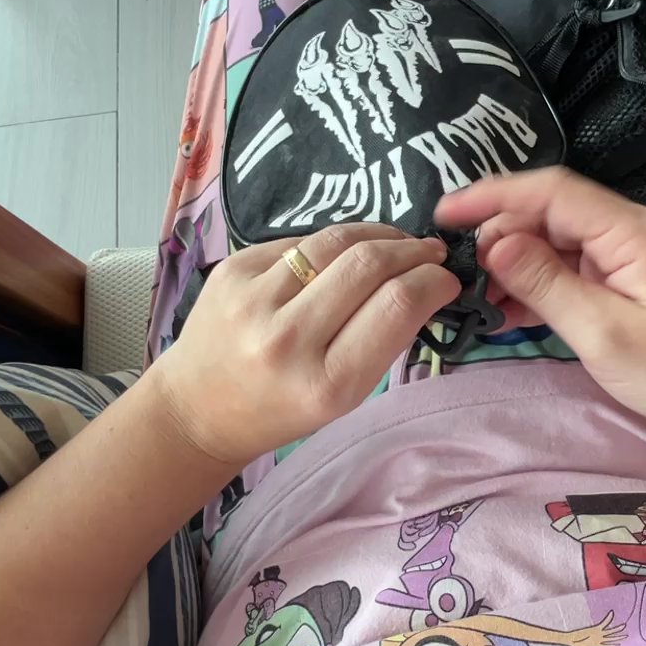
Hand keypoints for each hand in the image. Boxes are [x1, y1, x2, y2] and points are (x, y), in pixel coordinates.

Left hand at [147, 222, 459, 467]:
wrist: (198, 408)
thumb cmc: (282, 410)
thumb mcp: (345, 394)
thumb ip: (384, 339)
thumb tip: (426, 281)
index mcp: (325, 383)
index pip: (396, 305)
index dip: (433, 281)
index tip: (446, 279)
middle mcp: (286, 338)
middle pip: (370, 263)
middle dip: (413, 250)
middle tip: (431, 253)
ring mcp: (253, 298)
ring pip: (336, 240)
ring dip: (380, 235)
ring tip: (397, 243)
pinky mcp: (232, 269)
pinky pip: (301, 240)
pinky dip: (334, 243)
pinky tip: (345, 254)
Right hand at [435, 168, 645, 443]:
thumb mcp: (602, 332)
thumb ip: (546, 284)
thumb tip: (493, 244)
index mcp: (631, 231)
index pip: (552, 192)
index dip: (494, 196)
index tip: (446, 212)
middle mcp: (624, 230)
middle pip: (547, 214)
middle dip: (499, 235)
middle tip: (461, 272)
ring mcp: (619, 255)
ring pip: (549, 241)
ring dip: (510, 264)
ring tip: (475, 296)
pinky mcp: (613, 280)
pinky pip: (562, 269)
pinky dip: (530, 285)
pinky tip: (502, 309)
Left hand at [566, 612, 625, 645]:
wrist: (572, 640)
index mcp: (597, 645)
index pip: (607, 645)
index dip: (613, 645)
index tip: (619, 644)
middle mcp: (600, 640)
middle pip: (612, 639)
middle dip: (619, 637)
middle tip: (627, 635)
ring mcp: (599, 634)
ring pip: (611, 631)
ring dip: (618, 629)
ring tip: (624, 626)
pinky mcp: (596, 629)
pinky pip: (605, 623)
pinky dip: (609, 618)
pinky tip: (612, 613)